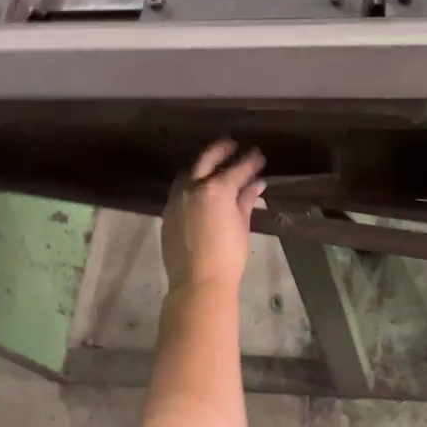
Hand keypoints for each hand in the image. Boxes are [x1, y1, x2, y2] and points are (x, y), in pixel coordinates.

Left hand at [161, 139, 265, 291]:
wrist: (198, 281)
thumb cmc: (228, 254)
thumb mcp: (242, 224)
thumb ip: (246, 200)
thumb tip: (256, 184)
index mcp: (215, 190)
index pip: (237, 169)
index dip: (250, 161)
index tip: (258, 155)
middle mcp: (193, 188)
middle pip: (206, 160)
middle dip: (220, 150)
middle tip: (232, 145)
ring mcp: (176, 200)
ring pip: (188, 173)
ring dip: (201, 166)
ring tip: (213, 165)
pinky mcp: (168, 213)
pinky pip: (179, 190)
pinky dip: (191, 183)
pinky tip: (200, 189)